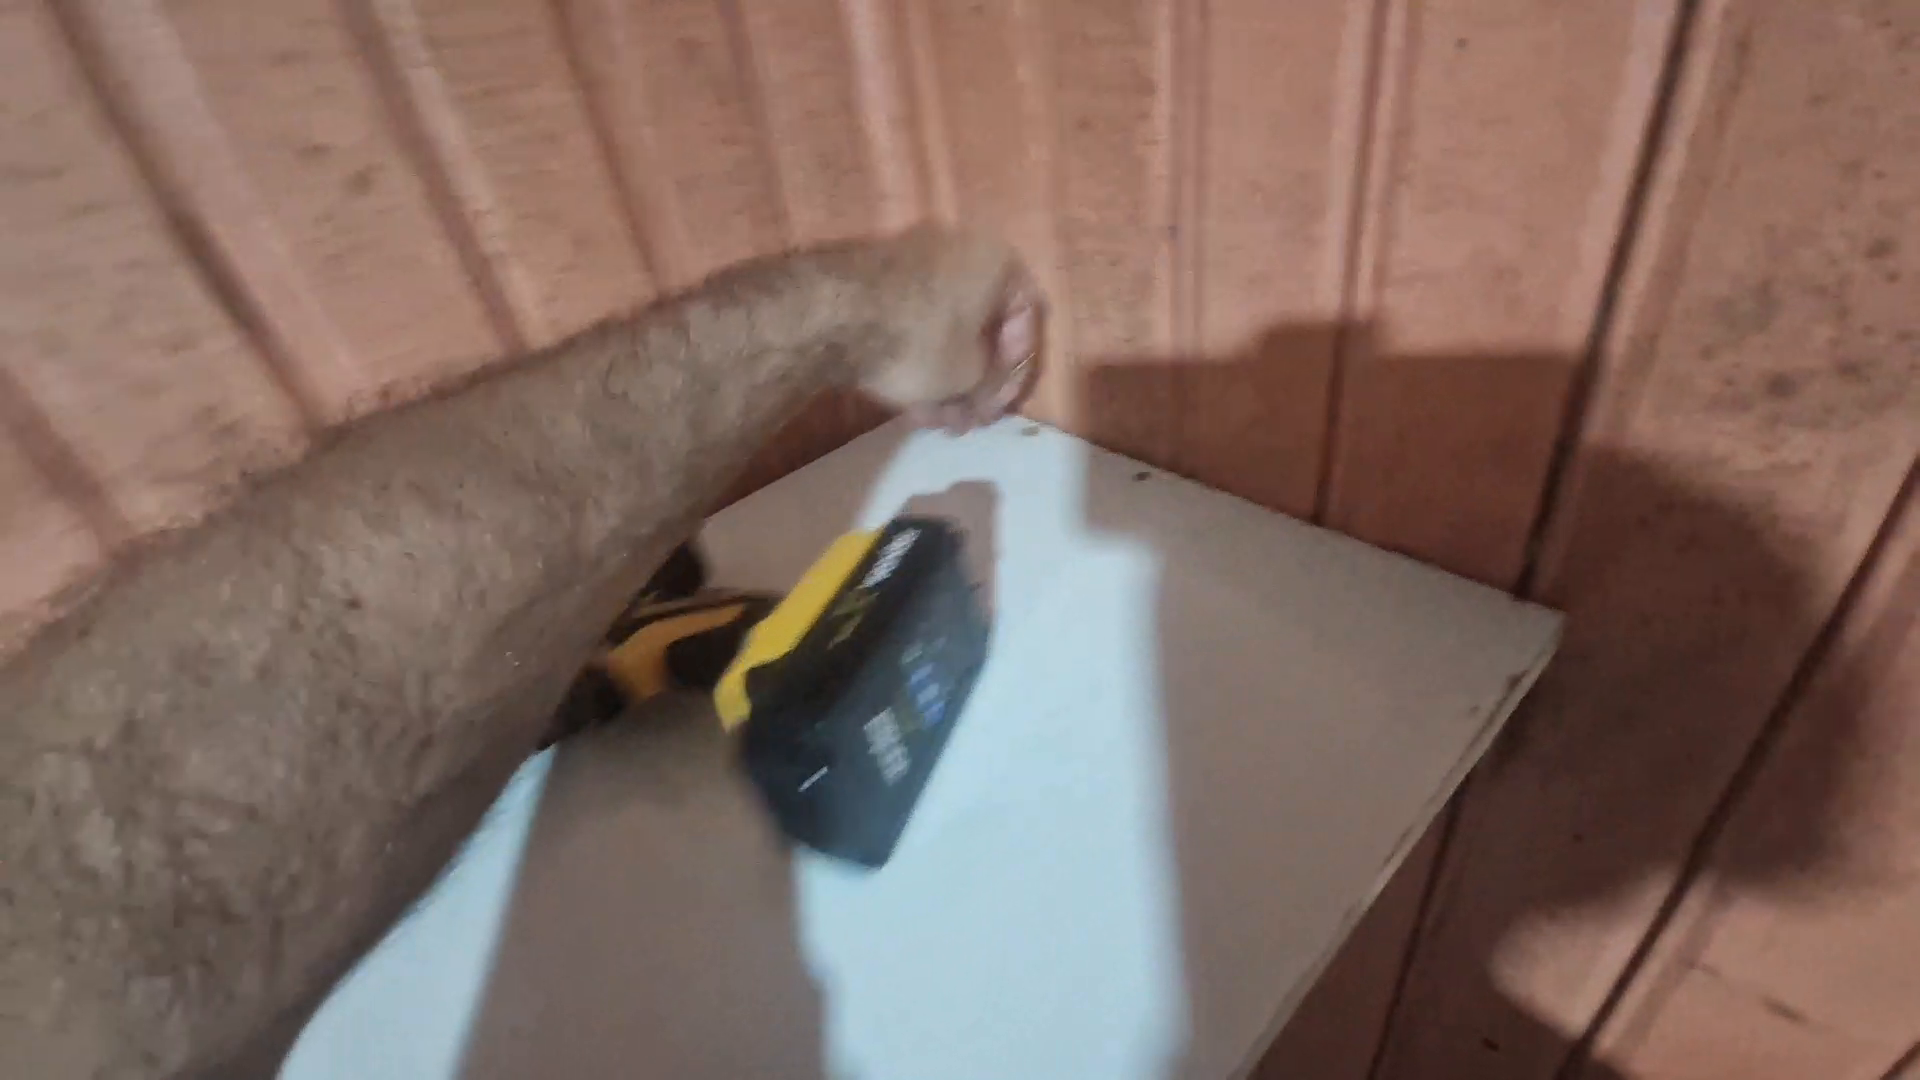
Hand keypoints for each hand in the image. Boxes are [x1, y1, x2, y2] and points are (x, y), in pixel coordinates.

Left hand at [851, 226, 1044, 433]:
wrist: (832, 317)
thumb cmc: (921, 343)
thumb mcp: (969, 375)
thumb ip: (989, 381)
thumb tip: (981, 387)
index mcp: (996, 260)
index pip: (1027, 317)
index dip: (1016, 371)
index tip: (998, 404)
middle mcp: (958, 250)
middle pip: (980, 326)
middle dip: (976, 382)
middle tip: (969, 421)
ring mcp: (912, 262)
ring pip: (943, 331)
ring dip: (946, 380)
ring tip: (938, 424)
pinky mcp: (876, 282)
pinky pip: (912, 326)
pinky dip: (918, 363)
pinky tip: (911, 407)